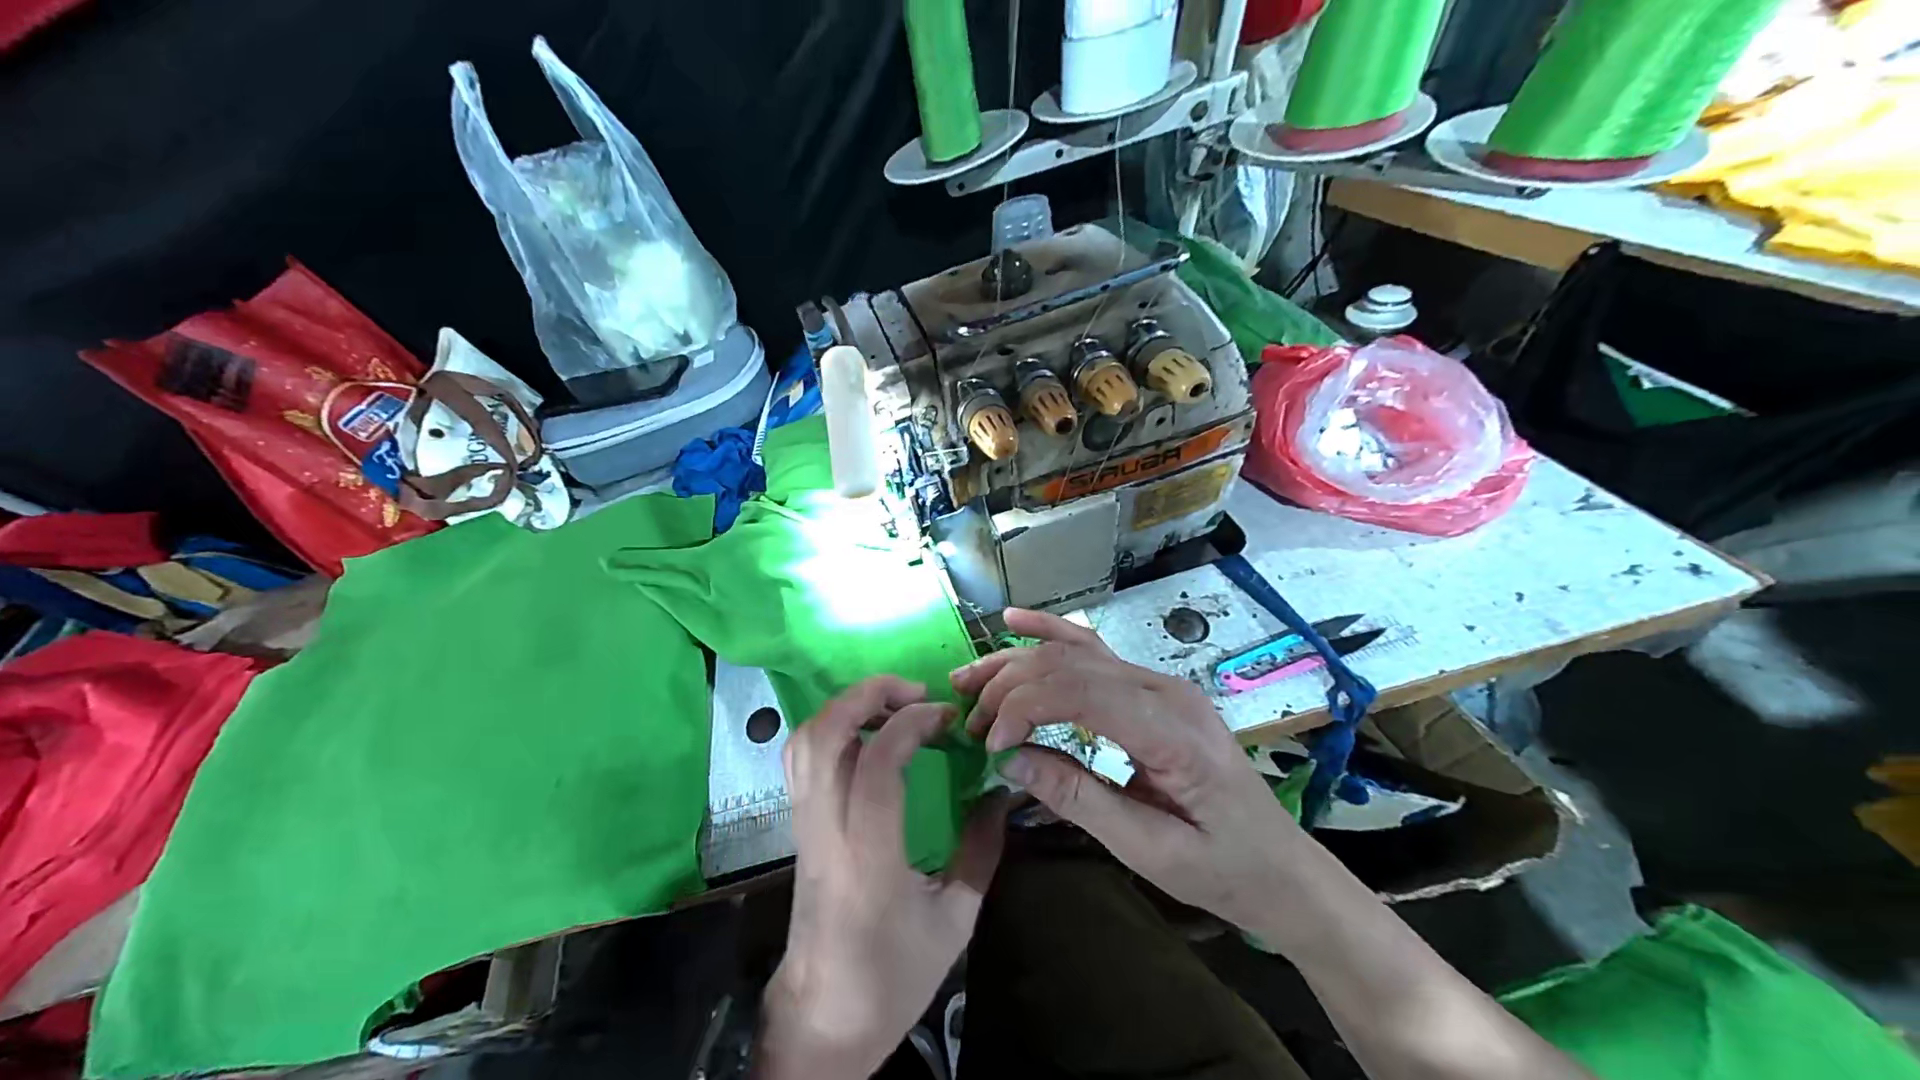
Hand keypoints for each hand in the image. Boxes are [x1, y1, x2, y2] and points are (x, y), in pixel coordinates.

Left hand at [755, 677, 1008, 1079]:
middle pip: (825, 735)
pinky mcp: (797, 827)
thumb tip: (1002, 792)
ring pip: (805, 742)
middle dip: (868, 695)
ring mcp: (803, 826)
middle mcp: (826, 829)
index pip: (878, 762)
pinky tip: (866, 734)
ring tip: (892, 704)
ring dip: (846, 706)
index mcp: (869, 856)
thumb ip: (981, 850)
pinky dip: (830, 728)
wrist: (823, 1016)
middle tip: (914, 691)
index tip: (947, 719)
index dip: (913, 723)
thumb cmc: (893, 976)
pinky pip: (800, 760)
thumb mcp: (955, 920)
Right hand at [950, 609, 1308, 932]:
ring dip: (1018, 661)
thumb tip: (1009, 759)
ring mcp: (1161, 683)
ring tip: (969, 678)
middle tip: (969, 723)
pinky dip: (1052, 635)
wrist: (1280, 866)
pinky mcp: (1152, 689)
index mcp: (1173, 731)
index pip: (1082, 691)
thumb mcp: (1149, 851)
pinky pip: (1095, 653)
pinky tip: (1016, 622)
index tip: (988, 745)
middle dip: (1010, 685)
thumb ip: (1079, 799)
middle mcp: (1166, 690)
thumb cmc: (1223, 868)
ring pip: (1077, 652)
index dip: (1024, 707)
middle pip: (1072, 664)